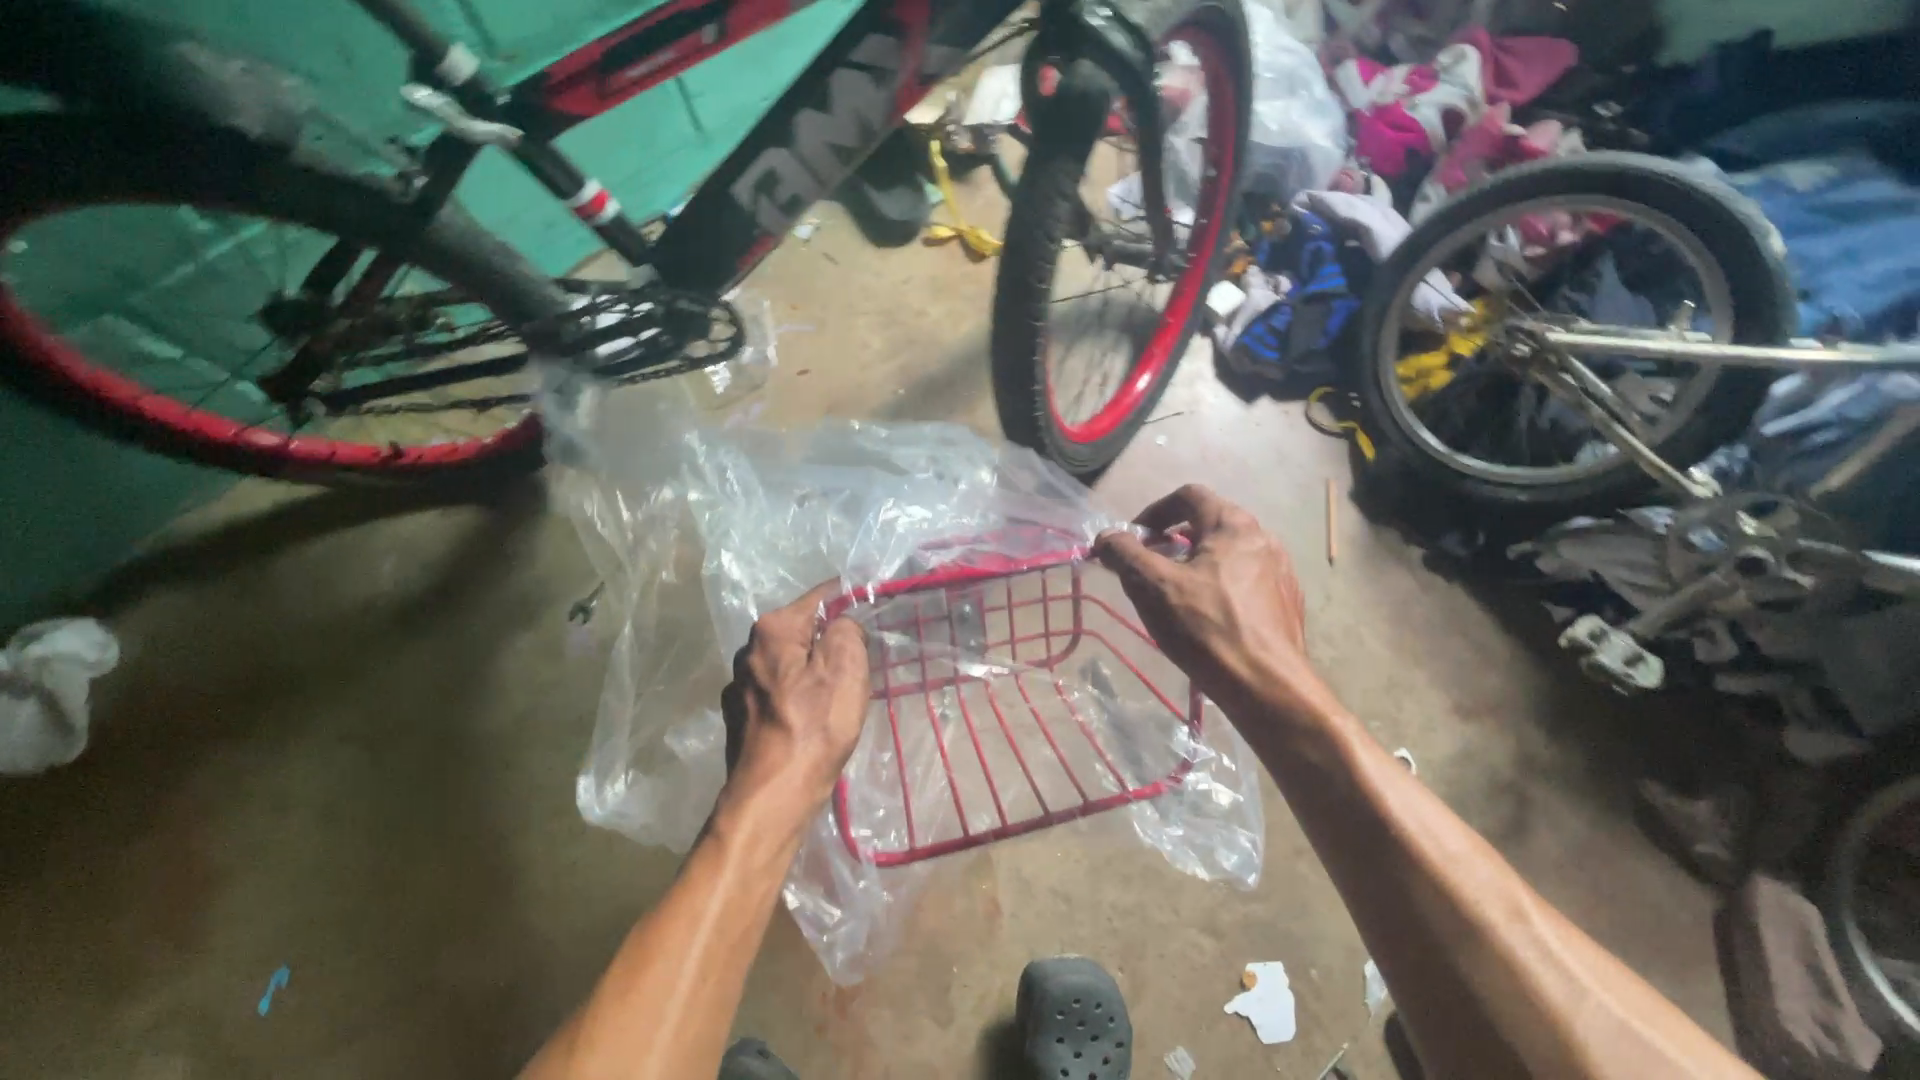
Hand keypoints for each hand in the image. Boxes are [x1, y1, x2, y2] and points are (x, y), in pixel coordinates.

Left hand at [719, 581, 870, 825]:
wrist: (774, 793)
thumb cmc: (815, 725)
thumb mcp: (845, 666)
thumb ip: (847, 629)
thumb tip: (842, 624)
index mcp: (773, 630)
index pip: (820, 597)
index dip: (851, 599)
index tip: (875, 609)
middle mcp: (748, 650)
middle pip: (802, 631)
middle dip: (831, 639)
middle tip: (863, 660)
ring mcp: (740, 685)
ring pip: (790, 663)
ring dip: (814, 671)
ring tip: (840, 694)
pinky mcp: (741, 716)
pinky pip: (780, 691)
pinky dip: (798, 696)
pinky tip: (812, 719)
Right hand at [1095, 485, 1327, 723]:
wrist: (1265, 684)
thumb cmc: (1205, 627)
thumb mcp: (1152, 587)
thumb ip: (1124, 554)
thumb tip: (1106, 537)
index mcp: (1232, 524)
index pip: (1188, 495)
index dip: (1154, 512)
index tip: (1135, 540)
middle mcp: (1262, 537)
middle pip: (1210, 523)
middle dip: (1175, 539)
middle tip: (1151, 567)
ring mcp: (1280, 569)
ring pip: (1230, 553)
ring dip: (1199, 562)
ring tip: (1178, 593)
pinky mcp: (1287, 600)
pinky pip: (1248, 579)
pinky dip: (1222, 585)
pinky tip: (1211, 616)